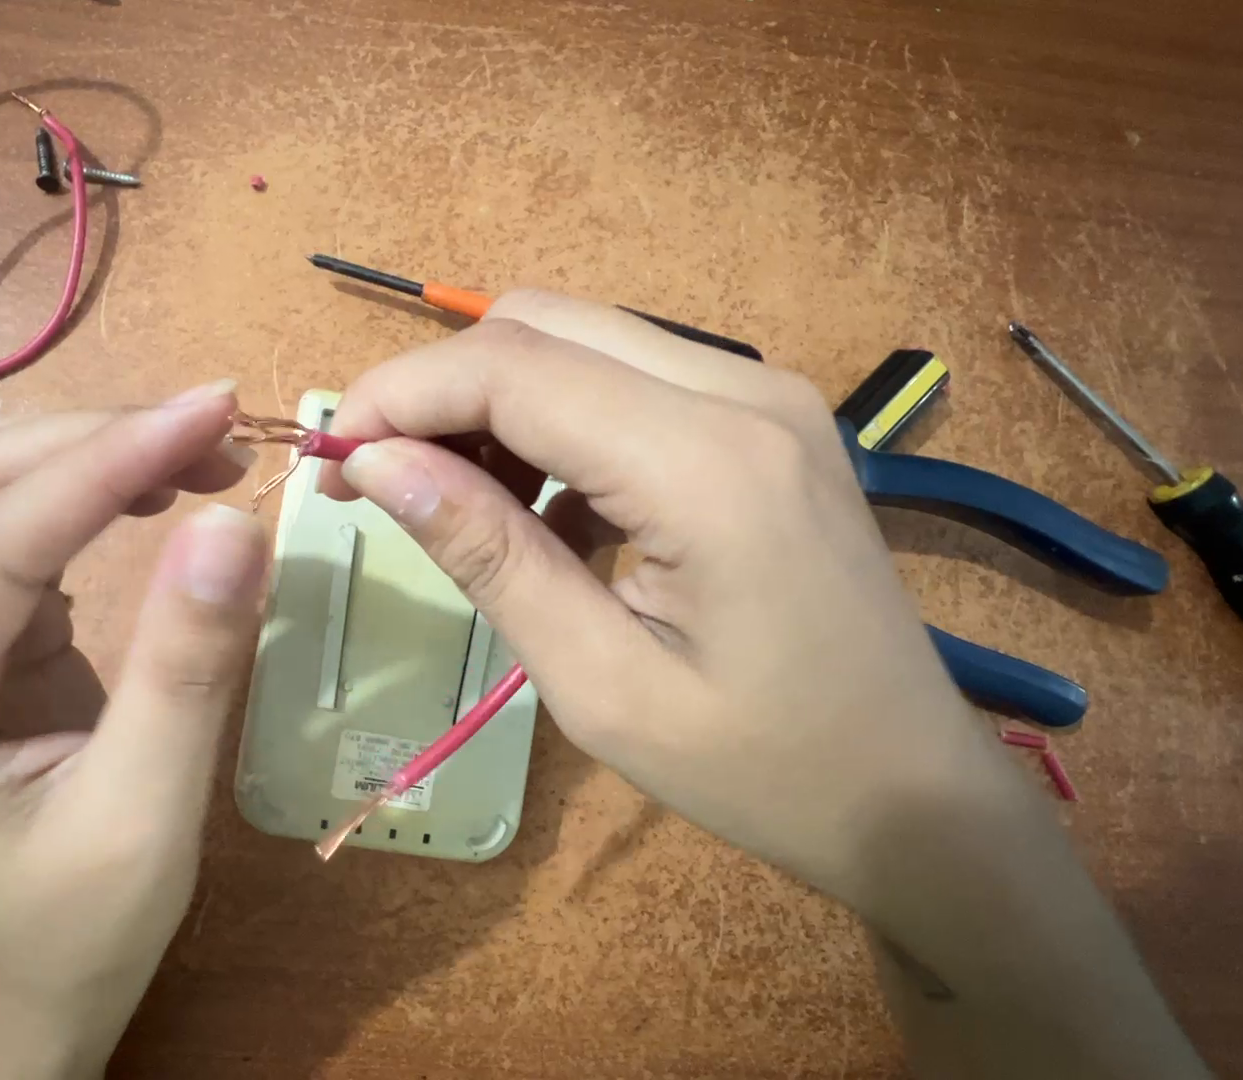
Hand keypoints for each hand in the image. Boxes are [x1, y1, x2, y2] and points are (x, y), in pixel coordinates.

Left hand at [0, 383, 267, 1078]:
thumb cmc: (93, 917)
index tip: (213, 410)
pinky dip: (86, 485)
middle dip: (98, 440)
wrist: (48, 969)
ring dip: (91, 449)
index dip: (105, 466)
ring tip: (199, 450)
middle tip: (221, 426)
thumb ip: (184, 666)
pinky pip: (8, 522)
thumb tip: (234, 524)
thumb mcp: (151, 807)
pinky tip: (151, 488)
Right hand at [323, 291, 982, 894]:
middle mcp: (743, 392)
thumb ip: (488, 555)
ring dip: (491, 403)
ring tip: (454, 504)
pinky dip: (551, 419)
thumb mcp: (597, 682)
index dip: (400, 396)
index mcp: (707, 464)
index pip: (512, 369)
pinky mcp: (761, 417)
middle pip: (540, 326)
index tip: (331, 453)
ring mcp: (762, 394)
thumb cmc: (758, 766)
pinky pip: (624, 377)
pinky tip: (539, 506)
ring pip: (578, 341)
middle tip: (379, 479)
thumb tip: (377, 464)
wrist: (910, 792)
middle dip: (437, 389)